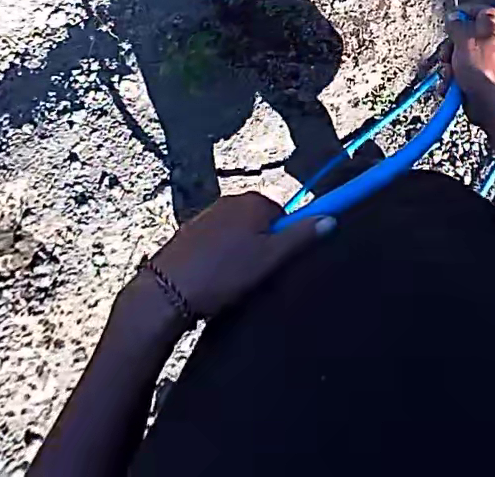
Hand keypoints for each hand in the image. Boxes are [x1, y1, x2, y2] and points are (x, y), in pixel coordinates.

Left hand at [144, 192, 330, 317]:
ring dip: (240, 253)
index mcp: (254, 201)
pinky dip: (219, 257)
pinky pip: (217, 242)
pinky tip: (212, 279)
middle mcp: (232, 200)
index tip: (275, 263)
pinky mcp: (190, 231)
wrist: (164, 293)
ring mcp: (208, 214)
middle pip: (262, 223)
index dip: (284, 241)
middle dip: (261, 247)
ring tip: (229, 281)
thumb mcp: (269, 259)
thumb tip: (330, 219)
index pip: (285, 215)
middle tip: (253, 275)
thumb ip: (302, 237)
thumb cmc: (221, 274)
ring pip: (238, 234)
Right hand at [439, 6, 494, 123]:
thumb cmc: (484, 74)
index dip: (468, 11)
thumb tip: (453, 15)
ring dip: (448, 68)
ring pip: (455, 59)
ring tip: (452, 77)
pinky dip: (450, 83)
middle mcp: (486, 48)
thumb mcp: (467, 43)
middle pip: (462, 38)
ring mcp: (479, 66)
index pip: (483, 12)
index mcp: (489, 33)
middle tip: (448, 55)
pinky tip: (450, 89)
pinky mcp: (472, 82)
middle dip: (449, 47)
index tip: (453, 17)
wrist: (493, 108)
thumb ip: (459, 27)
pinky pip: (455, 78)